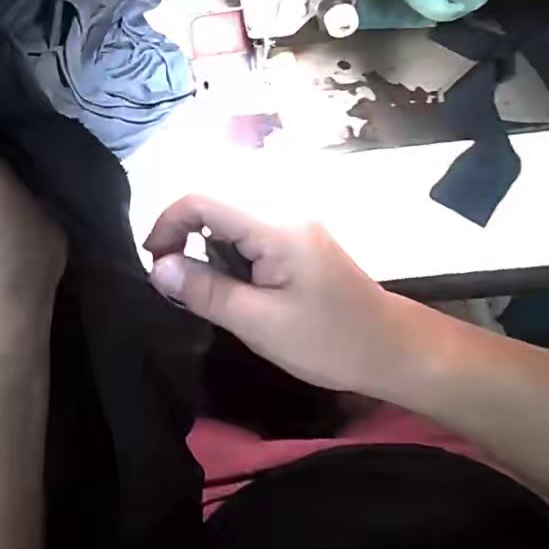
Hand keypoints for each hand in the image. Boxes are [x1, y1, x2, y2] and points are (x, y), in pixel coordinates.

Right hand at [142, 195, 452, 397]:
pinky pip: (249, 228)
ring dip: (205, 242)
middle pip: (215, 202)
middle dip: (184, 233)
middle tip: (173, 279)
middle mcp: (283, 209)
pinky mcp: (298, 235)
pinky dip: (228, 248)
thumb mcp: (259, 323)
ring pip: (230, 215)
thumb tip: (158, 268)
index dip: (168, 223)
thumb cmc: (329, 341)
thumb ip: (205, 291)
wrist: (393, 348)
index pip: (202, 200)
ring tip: (201, 285)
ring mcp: (294, 220)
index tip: (155, 263)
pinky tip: (232, 281)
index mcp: (275, 225)